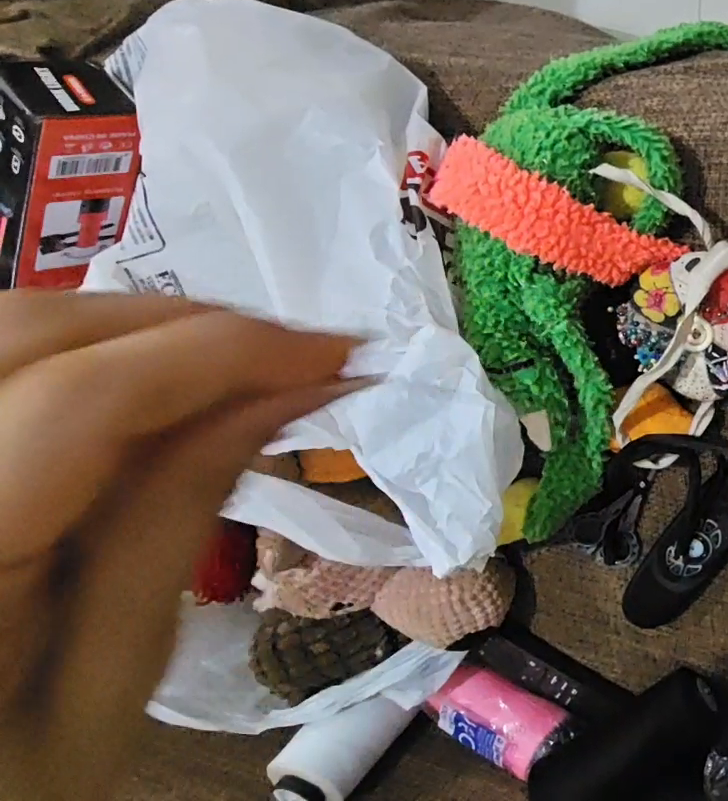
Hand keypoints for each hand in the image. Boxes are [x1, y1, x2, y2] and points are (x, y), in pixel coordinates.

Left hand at [0, 291, 363, 800]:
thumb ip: (180, 515)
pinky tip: (148, 380)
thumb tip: (294, 390)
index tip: (342, 357)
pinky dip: (82, 347)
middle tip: (299, 354)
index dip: (227, 352)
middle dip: (188, 324)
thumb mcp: (110, 673)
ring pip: (2, 328)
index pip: (83, 399)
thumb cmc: (12, 780)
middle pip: (27, 334)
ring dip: (134, 325)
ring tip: (234, 361)